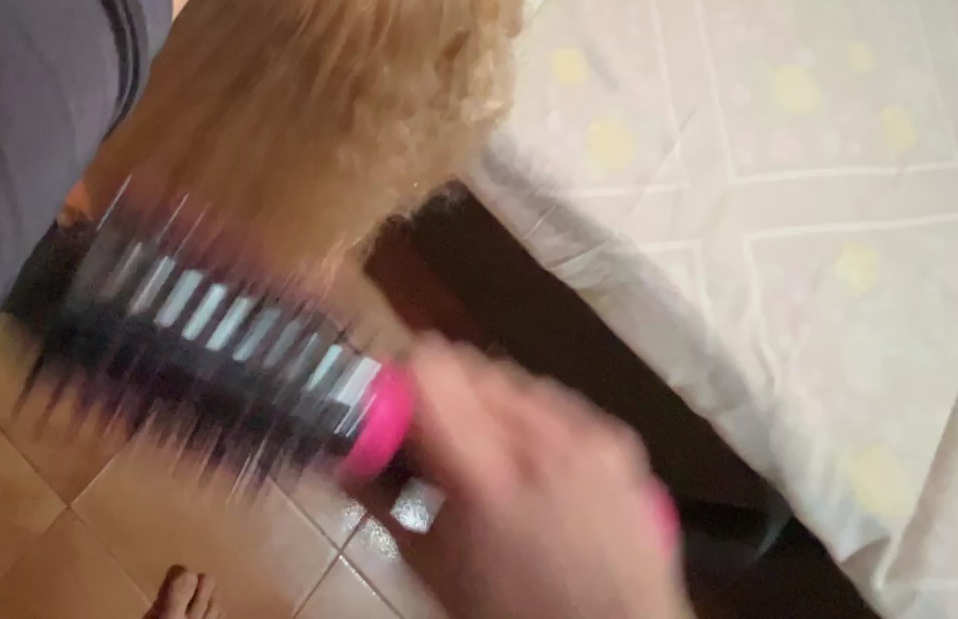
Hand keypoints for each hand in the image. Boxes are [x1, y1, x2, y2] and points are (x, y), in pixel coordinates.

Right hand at [362, 338, 690, 618]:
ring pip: (508, 376)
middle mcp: (542, 440)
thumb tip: (341, 453)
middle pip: (465, 363)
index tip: (389, 406)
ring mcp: (587, 437)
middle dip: (442, 393)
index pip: (427, 366)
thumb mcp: (430, 565)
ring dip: (487, 404)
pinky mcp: (615, 441)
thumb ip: (381, 494)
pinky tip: (533, 464)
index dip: (399, 379)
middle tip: (434, 438)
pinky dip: (531, 419)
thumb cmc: (507, 613)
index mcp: (485, 477)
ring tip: (490, 456)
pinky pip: (552, 399)